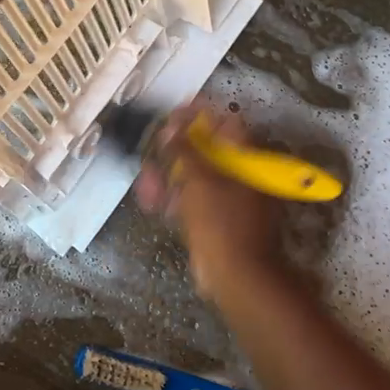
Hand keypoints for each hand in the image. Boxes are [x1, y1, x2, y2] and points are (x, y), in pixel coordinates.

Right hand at [134, 104, 283, 300]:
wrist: (236, 277)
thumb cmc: (222, 222)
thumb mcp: (199, 180)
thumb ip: (183, 149)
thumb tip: (172, 124)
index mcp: (245, 158)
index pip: (224, 122)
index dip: (199, 113)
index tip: (173, 111)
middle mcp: (239, 174)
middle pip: (205, 149)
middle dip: (174, 148)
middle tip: (151, 146)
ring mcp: (227, 198)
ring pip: (193, 176)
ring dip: (166, 174)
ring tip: (145, 181)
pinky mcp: (213, 219)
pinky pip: (190, 200)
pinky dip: (171, 197)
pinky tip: (150, 200)